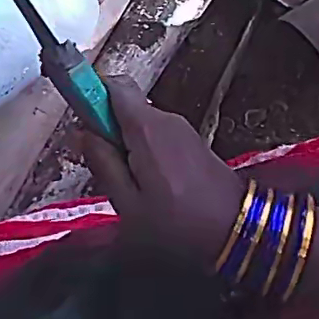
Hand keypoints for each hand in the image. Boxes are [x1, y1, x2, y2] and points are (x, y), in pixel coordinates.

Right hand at [78, 76, 246, 266]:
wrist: (241, 234)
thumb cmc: (179, 225)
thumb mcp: (128, 203)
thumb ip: (102, 163)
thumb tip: (80, 134)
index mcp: (147, 128)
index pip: (113, 84)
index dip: (90, 93)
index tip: (77, 117)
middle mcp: (165, 119)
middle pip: (123, 106)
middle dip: (105, 129)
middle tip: (103, 168)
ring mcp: (181, 129)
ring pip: (138, 123)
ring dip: (124, 144)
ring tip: (129, 186)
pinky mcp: (191, 141)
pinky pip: (155, 135)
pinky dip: (143, 151)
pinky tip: (149, 186)